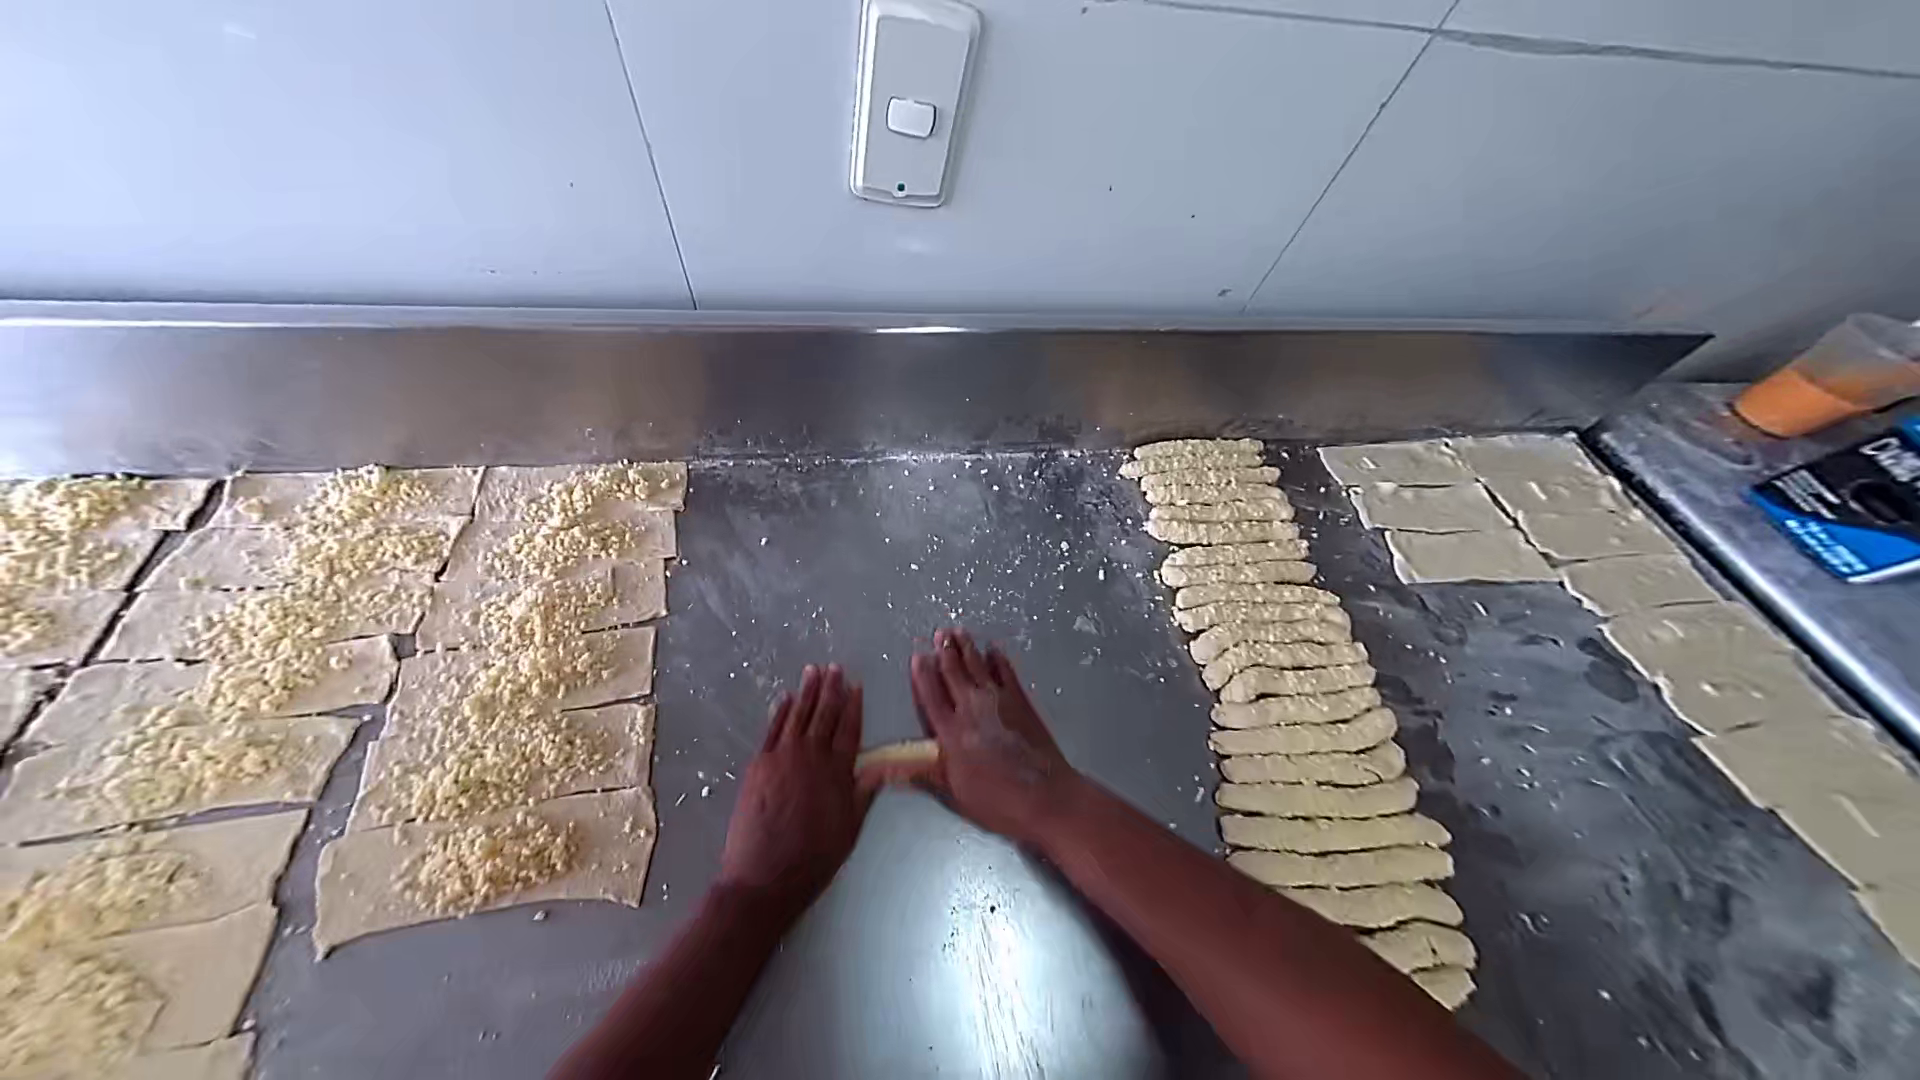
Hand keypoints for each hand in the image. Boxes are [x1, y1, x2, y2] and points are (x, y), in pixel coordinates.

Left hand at [718, 665, 873, 909]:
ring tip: (813, 671)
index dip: (854, 706)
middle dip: (831, 689)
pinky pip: (772, 729)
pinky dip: (781, 711)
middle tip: (835, 668)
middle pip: (824, 715)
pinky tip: (786, 698)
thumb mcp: (850, 828)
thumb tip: (881, 766)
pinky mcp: (758, 764)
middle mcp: (811, 756)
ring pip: (798, 715)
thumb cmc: (814, 858)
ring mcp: (782, 757)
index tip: (856, 686)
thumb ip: (864, 792)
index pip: (849, 728)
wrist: (764, 877)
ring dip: (807, 691)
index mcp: (837, 770)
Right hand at [900, 628, 1080, 845]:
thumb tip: (884, 769)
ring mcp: (999, 701)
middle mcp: (972, 710)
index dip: (923, 674)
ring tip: (959, 632)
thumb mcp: (955, 794)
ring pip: (978, 667)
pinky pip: (1006, 673)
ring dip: (967, 648)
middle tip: (940, 633)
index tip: (918, 656)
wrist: (1048, 797)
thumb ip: (923, 774)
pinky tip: (993, 650)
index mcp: (952, 733)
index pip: (931, 696)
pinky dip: (998, 660)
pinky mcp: (1021, 702)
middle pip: (954, 673)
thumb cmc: (999, 802)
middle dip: (946, 651)